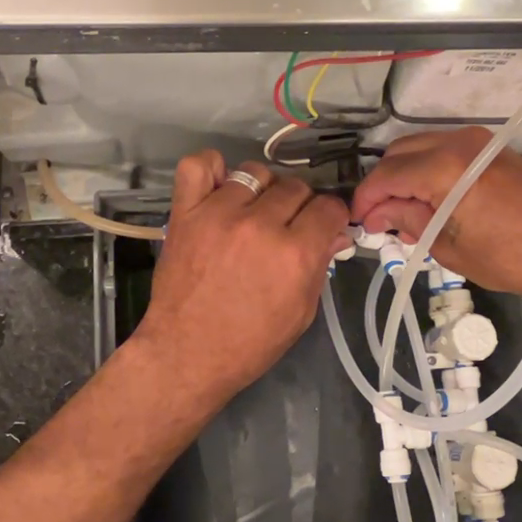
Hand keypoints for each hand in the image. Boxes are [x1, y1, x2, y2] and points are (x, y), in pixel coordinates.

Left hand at [130, 152, 351, 395]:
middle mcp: (259, 225)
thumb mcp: (301, 312)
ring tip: (253, 214)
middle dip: (299, 207)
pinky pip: (199, 166)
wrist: (187, 355)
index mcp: (294, 253)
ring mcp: (218, 214)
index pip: (328, 207)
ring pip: (255, 173)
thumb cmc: (250, 343)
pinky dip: (212, 170)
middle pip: (294, 187)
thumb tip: (335, 233)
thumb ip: (320, 265)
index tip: (323, 228)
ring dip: (261, 192)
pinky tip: (219, 190)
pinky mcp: (185, 213)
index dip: (330, 218)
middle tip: (286, 229)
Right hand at [350, 127, 521, 299]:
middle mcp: (458, 144)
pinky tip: (425, 197)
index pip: (387, 175)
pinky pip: (442, 149)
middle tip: (377, 218)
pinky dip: (425, 168)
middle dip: (382, 184)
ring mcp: (476, 140)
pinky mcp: (488, 146)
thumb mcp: (450, 247)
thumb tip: (380, 214)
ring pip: (419, 147)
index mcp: (446, 169)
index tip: (358, 220)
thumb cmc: (509, 257)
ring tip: (400, 210)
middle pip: (398, 153)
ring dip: (402, 173)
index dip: (366, 198)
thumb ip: (410, 221)